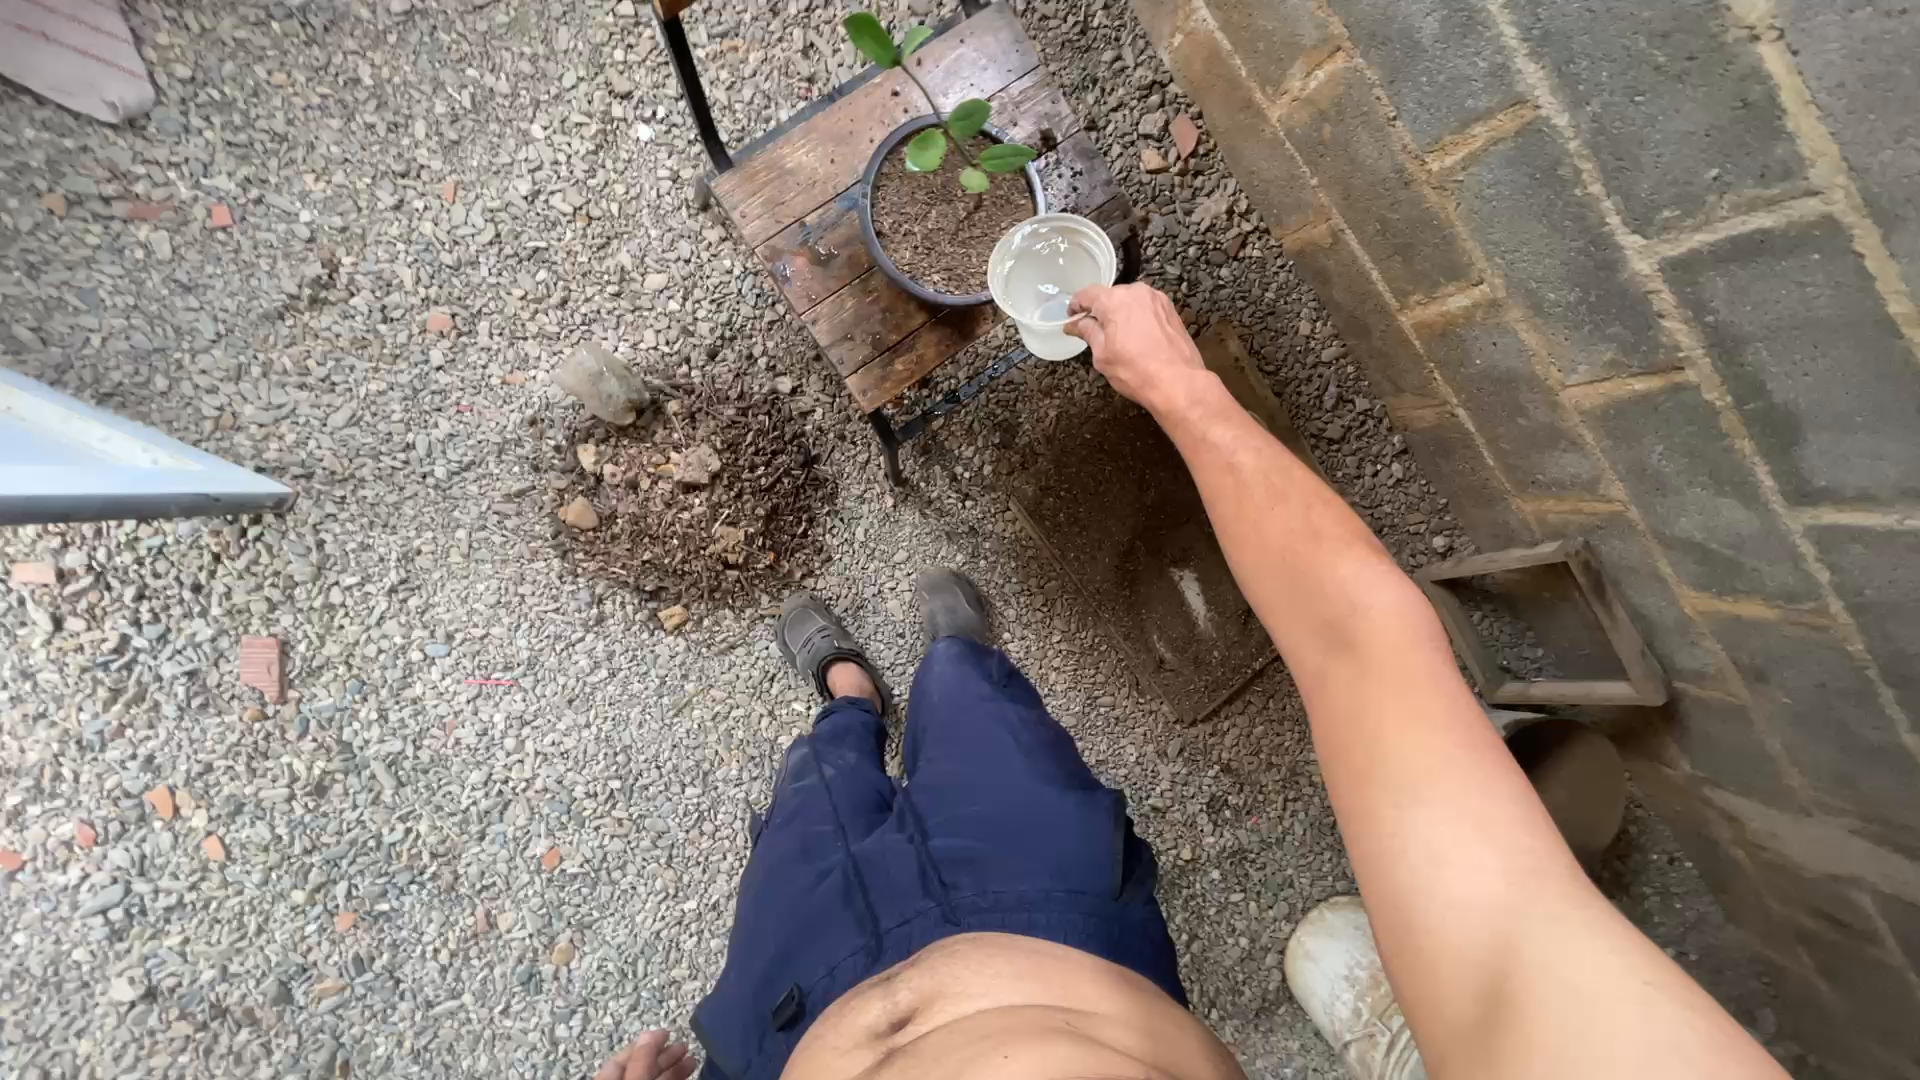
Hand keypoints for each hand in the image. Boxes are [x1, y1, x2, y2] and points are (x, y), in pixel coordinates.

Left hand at [595, 1030, 698, 1079]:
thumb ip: (641, 1061)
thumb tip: (650, 1032)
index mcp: (606, 1079)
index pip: (620, 1059)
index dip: (644, 1044)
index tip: (669, 1032)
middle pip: (638, 1069)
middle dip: (663, 1056)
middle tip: (685, 1045)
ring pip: (650, 1079)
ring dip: (672, 1068)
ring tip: (692, 1059)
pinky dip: (672, 1079)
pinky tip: (686, 1073)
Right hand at [1064, 283, 1207, 411]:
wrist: (1176, 381)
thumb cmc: (1137, 371)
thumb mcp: (1102, 355)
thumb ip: (1088, 333)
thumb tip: (1075, 324)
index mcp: (1114, 301)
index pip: (1088, 294)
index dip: (1076, 305)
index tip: (1072, 316)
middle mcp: (1136, 293)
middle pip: (1110, 296)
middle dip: (1100, 311)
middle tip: (1092, 331)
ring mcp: (1156, 300)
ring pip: (1129, 301)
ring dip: (1119, 314)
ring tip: (1115, 337)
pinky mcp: (1169, 310)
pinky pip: (1145, 308)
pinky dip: (1136, 317)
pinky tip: (1135, 338)